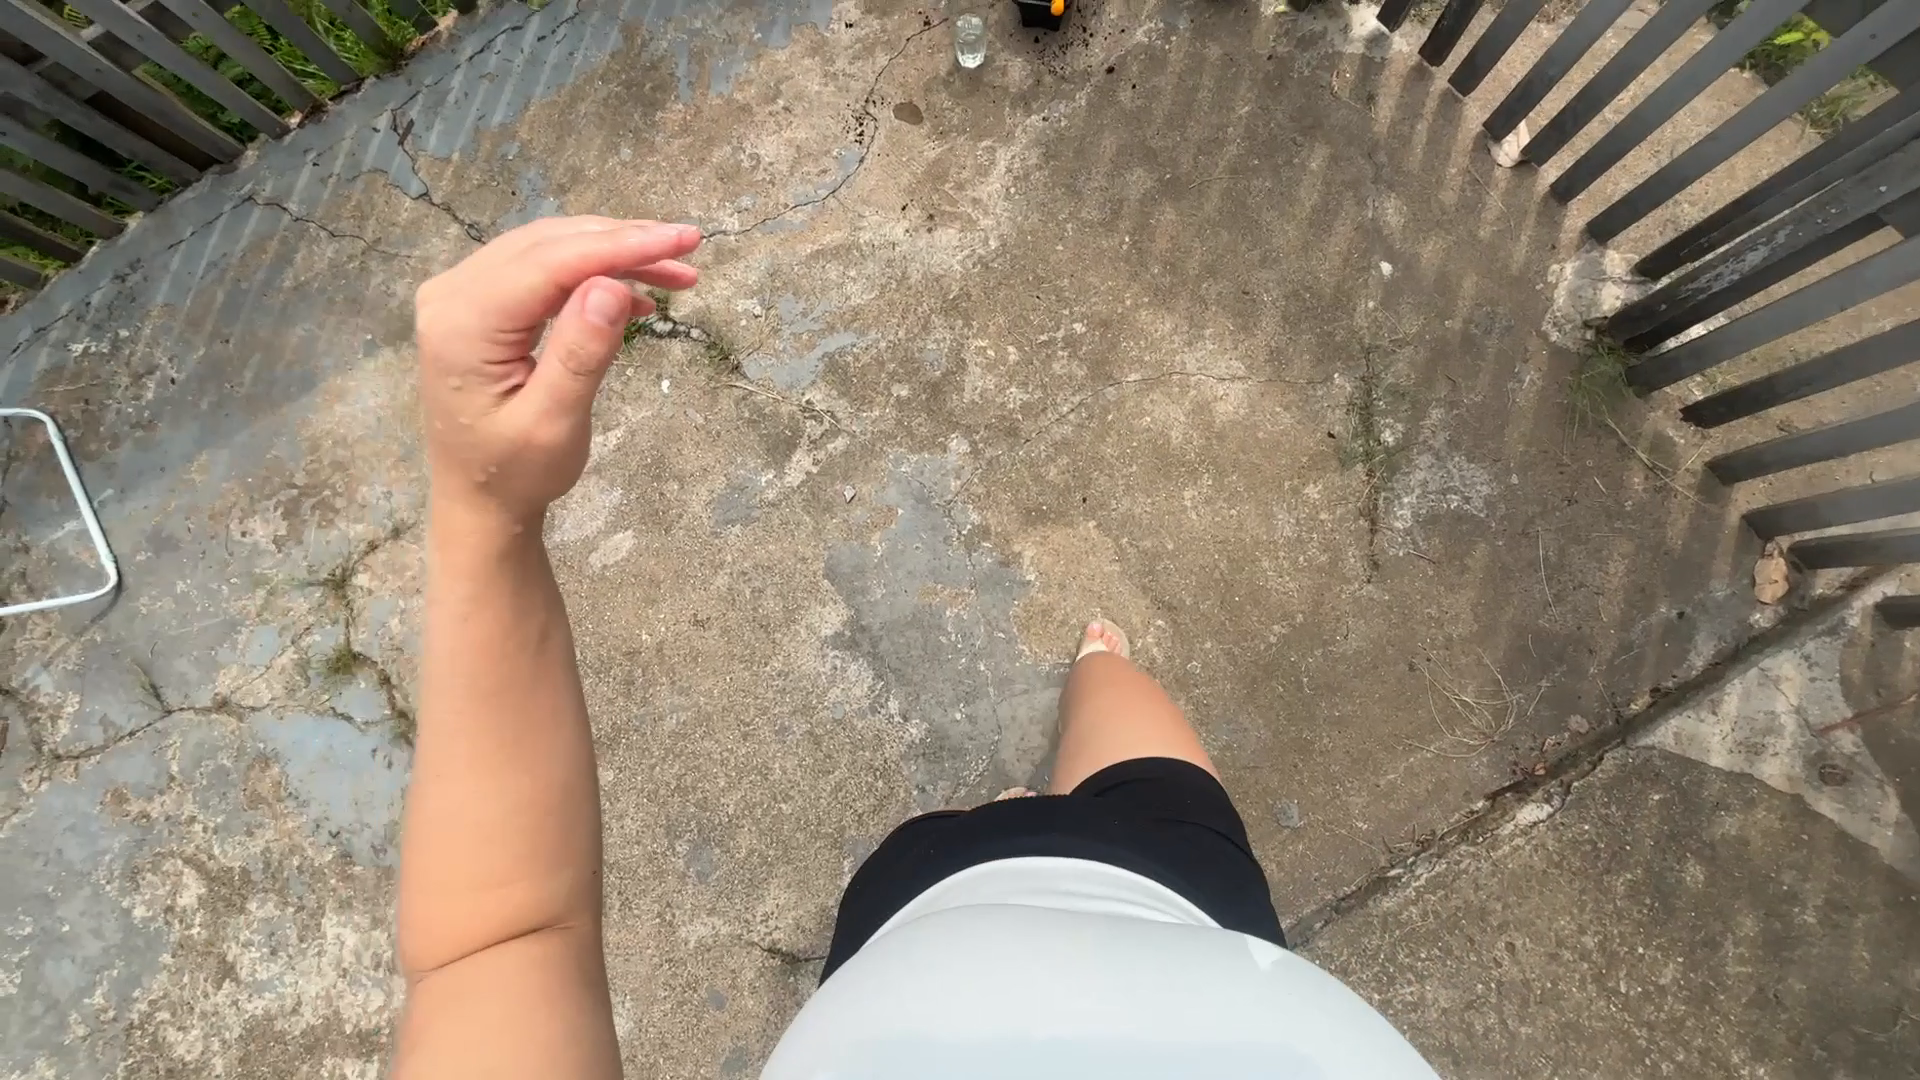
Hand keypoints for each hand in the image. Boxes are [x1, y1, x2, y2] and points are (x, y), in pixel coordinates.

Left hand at [413, 217, 701, 529]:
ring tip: (675, 273)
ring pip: (549, 251)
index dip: (621, 246)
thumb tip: (614, 288)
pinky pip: (543, 272)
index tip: (683, 240)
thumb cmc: (518, 472)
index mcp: (465, 323)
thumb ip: (581, 354)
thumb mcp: (555, 423)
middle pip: (550, 245)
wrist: (481, 498)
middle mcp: (454, 293)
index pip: (552, 263)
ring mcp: (464, 296)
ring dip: (614, 254)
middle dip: (624, 242)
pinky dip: (593, 275)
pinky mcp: (482, 307)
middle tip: (689, 249)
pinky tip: (635, 296)